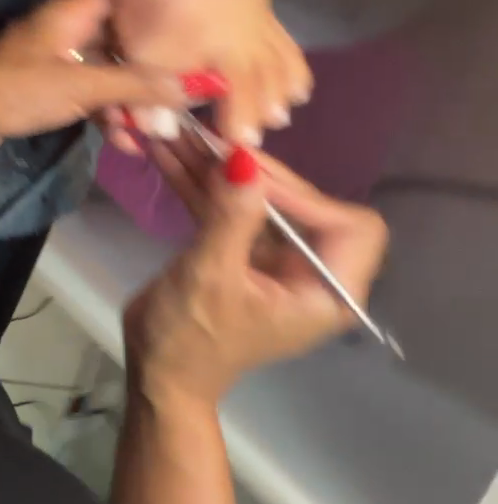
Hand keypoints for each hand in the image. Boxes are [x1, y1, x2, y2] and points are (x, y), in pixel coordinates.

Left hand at [0, 0, 184, 157]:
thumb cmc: (15, 93)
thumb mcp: (82, 87)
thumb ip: (138, 83)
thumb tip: (201, 83)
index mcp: (66, 15)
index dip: (154, 13)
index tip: (190, 38)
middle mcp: (60, 31)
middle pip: (118, 40)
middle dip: (150, 71)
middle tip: (184, 101)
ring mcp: (50, 60)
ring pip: (104, 72)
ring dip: (129, 101)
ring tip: (155, 132)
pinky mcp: (42, 87)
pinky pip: (85, 94)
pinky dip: (105, 114)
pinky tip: (126, 143)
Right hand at [126, 136, 389, 404]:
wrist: (158, 369)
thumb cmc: (192, 334)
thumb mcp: (209, 275)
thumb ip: (230, 218)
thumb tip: (244, 162)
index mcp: (328, 289)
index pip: (346, 226)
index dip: (300, 195)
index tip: (243, 172)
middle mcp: (309, 271)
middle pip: (298, 206)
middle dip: (251, 172)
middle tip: (206, 138)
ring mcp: (270, 261)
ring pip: (254, 203)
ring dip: (215, 171)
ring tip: (177, 135)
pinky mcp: (234, 254)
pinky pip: (224, 211)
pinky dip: (197, 186)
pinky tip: (167, 156)